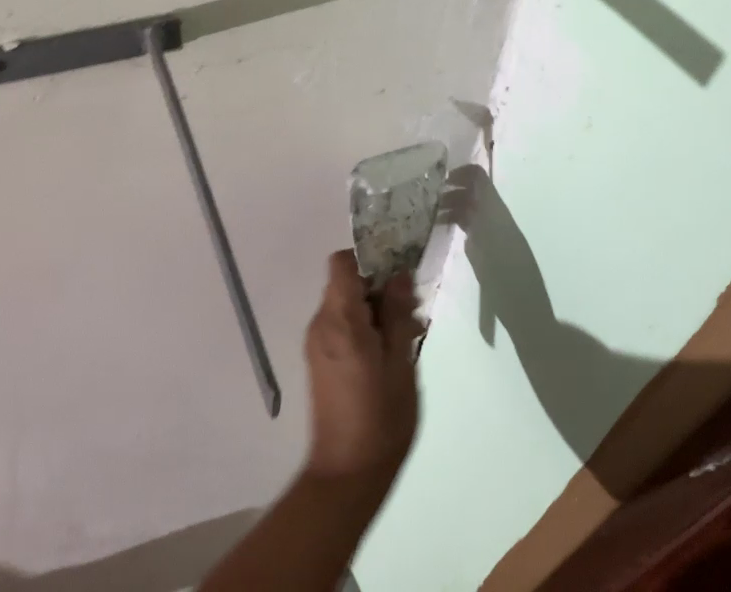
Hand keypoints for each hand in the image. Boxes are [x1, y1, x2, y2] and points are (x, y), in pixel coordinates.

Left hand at [302, 250, 423, 481]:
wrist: (347, 469)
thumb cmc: (381, 415)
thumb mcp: (400, 362)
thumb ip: (397, 315)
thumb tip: (399, 276)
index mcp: (339, 319)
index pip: (342, 263)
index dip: (370, 260)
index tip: (399, 274)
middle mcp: (320, 324)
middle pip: (345, 285)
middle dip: (379, 289)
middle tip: (414, 310)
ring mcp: (316, 343)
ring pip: (345, 307)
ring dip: (375, 311)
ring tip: (409, 334)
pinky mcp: (319, 361)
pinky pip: (340, 328)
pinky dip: (364, 329)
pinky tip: (391, 353)